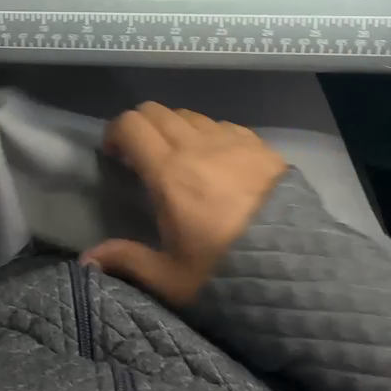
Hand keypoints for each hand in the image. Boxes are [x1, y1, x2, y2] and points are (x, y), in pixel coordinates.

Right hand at [81, 103, 287, 305]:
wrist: (302, 273)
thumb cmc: (228, 274)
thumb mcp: (172, 279)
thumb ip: (128, 261)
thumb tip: (87, 259)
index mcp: (168, 173)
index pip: (131, 125)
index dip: (116, 132)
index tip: (115, 155)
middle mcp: (196, 146)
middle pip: (156, 111)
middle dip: (141, 127)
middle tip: (142, 155)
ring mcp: (231, 142)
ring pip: (189, 114)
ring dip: (174, 128)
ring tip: (179, 157)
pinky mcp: (259, 145)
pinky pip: (222, 125)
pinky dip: (208, 134)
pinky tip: (216, 161)